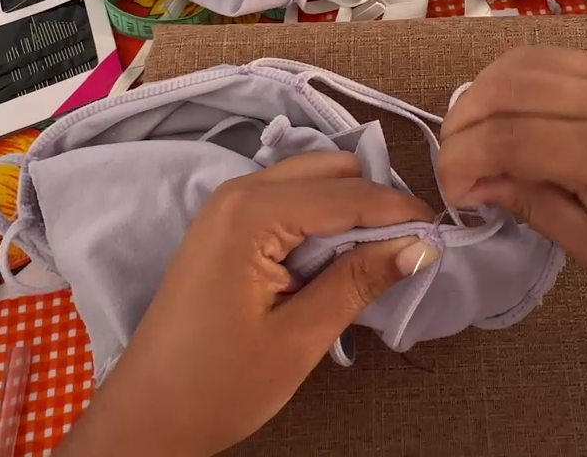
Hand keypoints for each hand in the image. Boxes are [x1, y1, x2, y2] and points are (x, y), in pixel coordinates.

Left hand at [58, 151, 437, 456]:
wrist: (144, 417)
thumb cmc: (218, 385)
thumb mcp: (298, 337)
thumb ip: (359, 280)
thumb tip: (421, 246)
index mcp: (252, 211)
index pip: (346, 194)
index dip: (399, 211)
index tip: (441, 233)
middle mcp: (240, 189)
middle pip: (331, 169)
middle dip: (374, 201)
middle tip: (407, 248)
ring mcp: (230, 201)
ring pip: (313, 178)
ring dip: (349, 207)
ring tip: (375, 256)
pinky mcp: (228, 220)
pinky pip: (291, 196)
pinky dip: (323, 216)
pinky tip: (336, 256)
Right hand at [437, 46, 586, 301]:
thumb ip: (531, 204)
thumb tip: (473, 181)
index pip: (510, 138)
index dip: (463, 162)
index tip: (453, 193)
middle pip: (506, 91)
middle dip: (462, 125)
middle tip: (453, 165)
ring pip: (519, 64)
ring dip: (479, 95)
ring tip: (470, 136)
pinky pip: (546, 55)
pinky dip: (508, 75)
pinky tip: (500, 105)